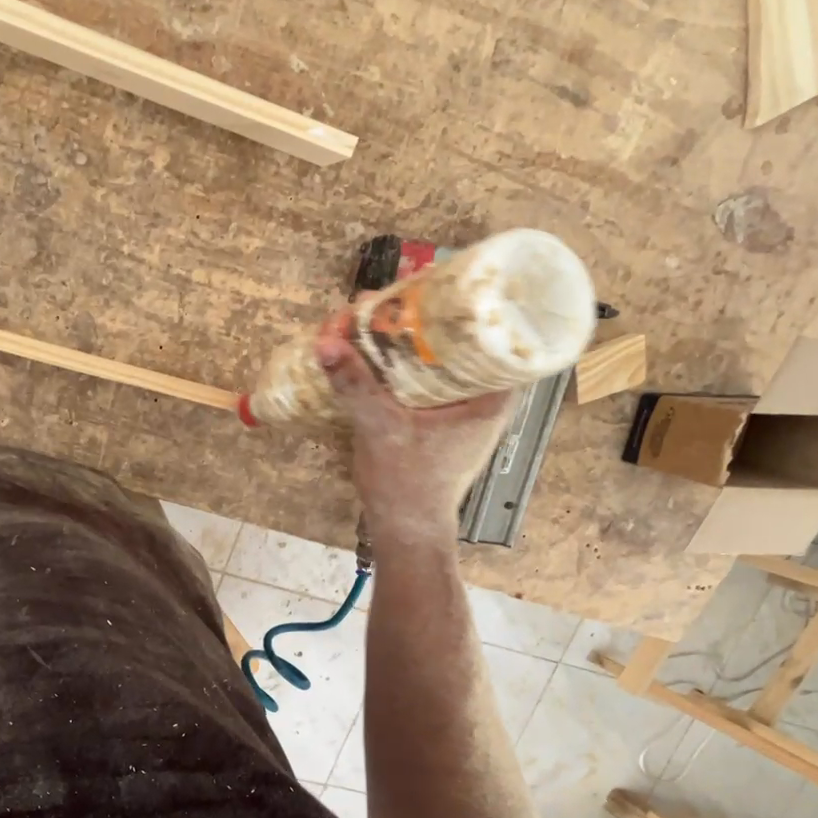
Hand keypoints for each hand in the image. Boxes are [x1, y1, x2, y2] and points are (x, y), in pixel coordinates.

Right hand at [315, 308, 512, 550]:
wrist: (404, 531)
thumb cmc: (409, 485)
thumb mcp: (381, 429)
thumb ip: (355, 385)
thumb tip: (325, 341)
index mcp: (493, 392)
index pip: (490, 328)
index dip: (457, 301)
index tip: (420, 286)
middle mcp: (481, 394)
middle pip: (453, 338)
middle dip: (411, 318)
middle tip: (374, 306)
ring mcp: (456, 407)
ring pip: (429, 358)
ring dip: (394, 341)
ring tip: (360, 325)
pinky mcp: (433, 418)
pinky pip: (414, 378)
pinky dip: (390, 364)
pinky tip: (363, 355)